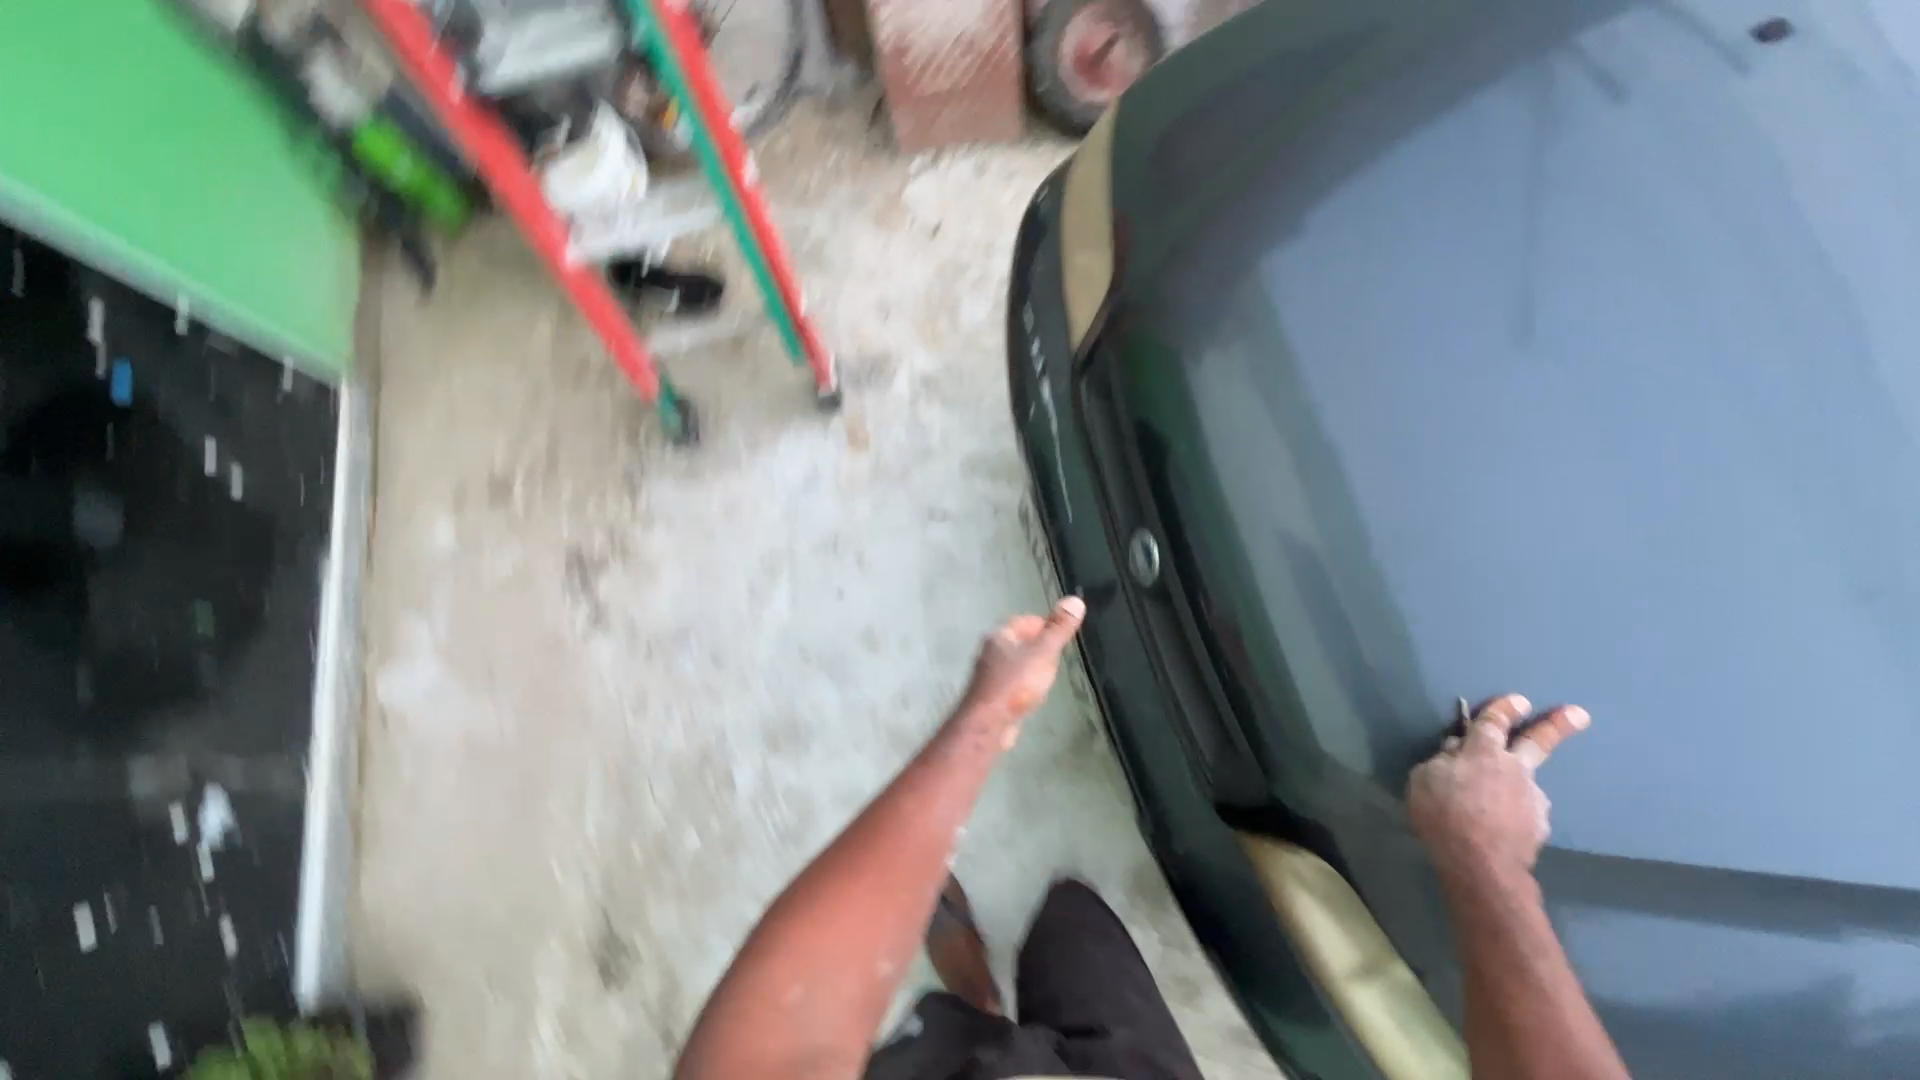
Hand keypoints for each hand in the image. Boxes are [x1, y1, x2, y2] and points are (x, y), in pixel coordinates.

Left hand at [958, 596, 1086, 740]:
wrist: (988, 724)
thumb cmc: (1015, 684)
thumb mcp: (1043, 653)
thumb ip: (1058, 629)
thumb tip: (1075, 600)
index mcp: (999, 637)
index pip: (1022, 621)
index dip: (1042, 623)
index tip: (1059, 630)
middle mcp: (989, 653)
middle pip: (1016, 641)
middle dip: (1035, 643)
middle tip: (1056, 650)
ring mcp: (987, 676)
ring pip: (1012, 663)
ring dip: (1029, 664)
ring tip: (1048, 671)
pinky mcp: (989, 697)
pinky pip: (1010, 683)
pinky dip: (1022, 683)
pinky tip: (1031, 693)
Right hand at [1407, 694, 1589, 883]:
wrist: (1480, 862)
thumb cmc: (1443, 813)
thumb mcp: (1424, 778)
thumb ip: (1442, 761)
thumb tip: (1455, 751)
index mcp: (1482, 753)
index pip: (1493, 722)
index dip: (1503, 708)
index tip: (1519, 699)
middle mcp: (1515, 770)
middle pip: (1538, 742)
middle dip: (1558, 725)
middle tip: (1580, 713)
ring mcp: (1532, 798)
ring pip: (1525, 782)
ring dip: (1516, 785)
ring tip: (1494, 803)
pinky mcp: (1539, 825)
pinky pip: (1524, 810)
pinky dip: (1514, 812)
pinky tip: (1500, 825)